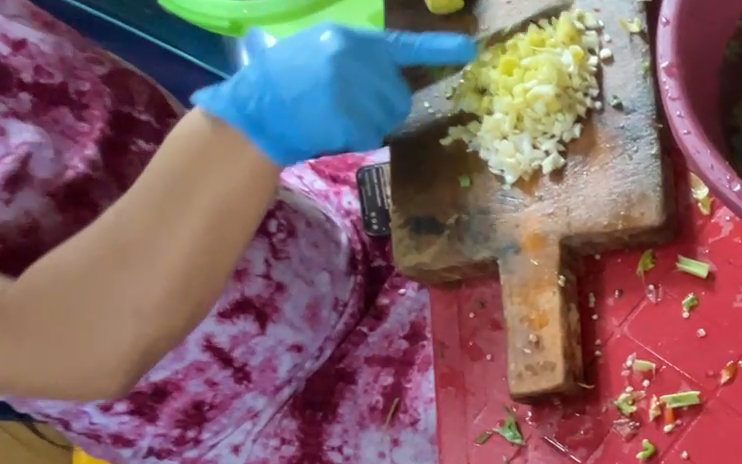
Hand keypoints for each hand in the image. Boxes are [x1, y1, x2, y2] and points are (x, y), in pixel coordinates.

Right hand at [190, 25, 475, 165]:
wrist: (257, 109)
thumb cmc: (287, 79)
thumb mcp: (319, 49)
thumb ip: (358, 57)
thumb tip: (394, 70)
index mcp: (346, 38)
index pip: (402, 45)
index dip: (439, 48)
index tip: (471, 48)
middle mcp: (353, 58)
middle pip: (398, 93)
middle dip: (380, 102)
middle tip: (340, 98)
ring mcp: (353, 89)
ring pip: (390, 115)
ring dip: (370, 120)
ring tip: (332, 109)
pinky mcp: (353, 118)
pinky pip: (375, 134)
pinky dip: (358, 136)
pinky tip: (331, 125)